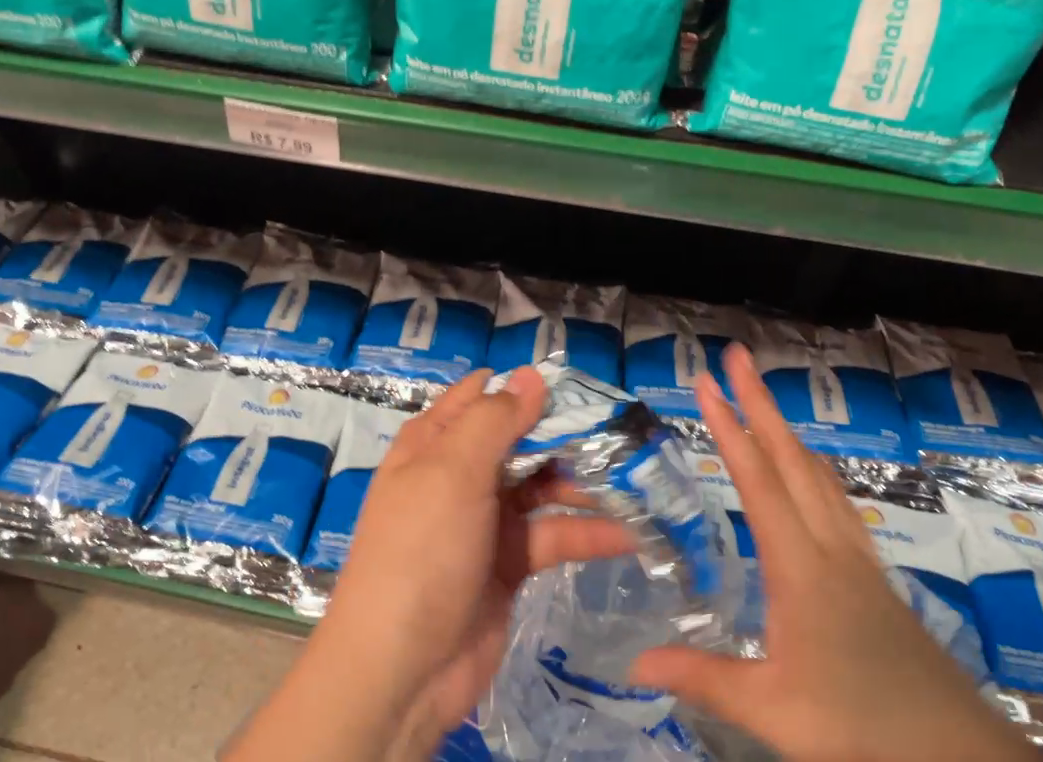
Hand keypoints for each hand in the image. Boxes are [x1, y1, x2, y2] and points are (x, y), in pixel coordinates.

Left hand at [221, 368, 636, 761]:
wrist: (402, 669)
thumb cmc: (421, 551)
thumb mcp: (452, 472)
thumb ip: (494, 420)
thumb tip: (531, 374)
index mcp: (434, 443)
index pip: (482, 397)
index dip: (526, 387)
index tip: (581, 386)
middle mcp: (458, 475)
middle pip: (520, 440)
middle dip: (569, 435)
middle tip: (627, 433)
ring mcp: (484, 521)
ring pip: (542, 487)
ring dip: (586, 484)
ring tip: (640, 480)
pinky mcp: (508, 564)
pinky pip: (552, 535)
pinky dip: (587, 532)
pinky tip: (631, 533)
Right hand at [630, 345, 1038, 761]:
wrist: (954, 751)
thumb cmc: (860, 724)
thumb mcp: (772, 709)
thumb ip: (703, 678)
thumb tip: (634, 663)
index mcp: (800, 567)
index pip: (757, 481)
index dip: (728, 428)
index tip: (706, 382)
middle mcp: (831, 547)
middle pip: (791, 459)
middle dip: (760, 403)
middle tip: (736, 356)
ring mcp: (858, 560)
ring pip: (819, 476)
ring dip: (786, 431)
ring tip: (763, 401)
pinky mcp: (874, 578)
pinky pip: (837, 502)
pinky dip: (812, 469)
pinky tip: (810, 477)